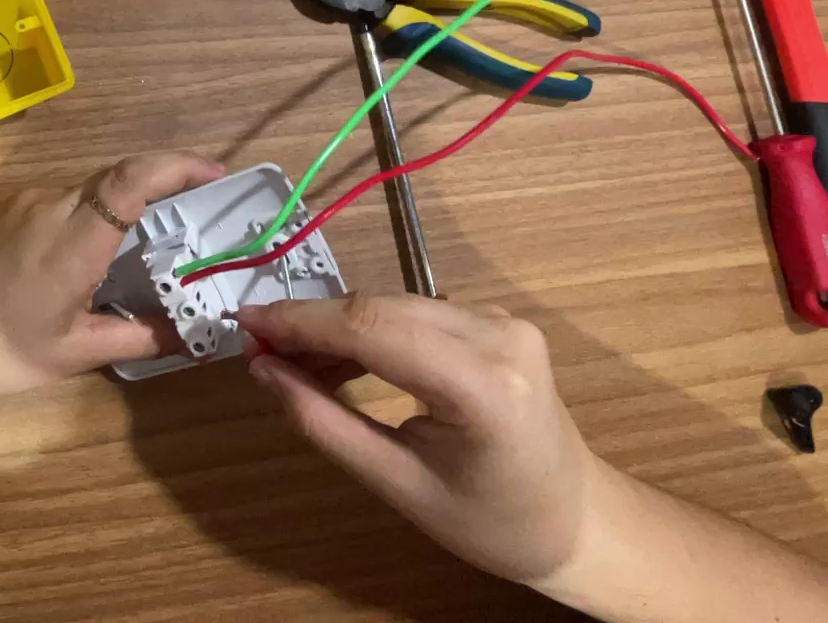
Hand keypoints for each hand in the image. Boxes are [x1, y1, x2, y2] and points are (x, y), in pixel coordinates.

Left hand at [0, 151, 225, 400]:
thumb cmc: (1, 350)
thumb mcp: (76, 351)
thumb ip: (139, 336)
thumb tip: (190, 333)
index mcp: (74, 239)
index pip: (131, 179)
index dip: (177, 166)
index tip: (215, 175)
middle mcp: (52, 206)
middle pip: (119, 175)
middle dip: (166, 180)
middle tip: (200, 208)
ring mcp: (27, 203)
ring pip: (92, 187)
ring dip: (129, 200)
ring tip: (154, 237)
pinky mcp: (10, 209)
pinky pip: (66, 199)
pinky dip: (96, 212)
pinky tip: (98, 250)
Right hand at [235, 294, 593, 583]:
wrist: (582, 522)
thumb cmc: (492, 522)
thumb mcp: (398, 484)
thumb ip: (323, 420)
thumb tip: (261, 368)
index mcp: (484, 386)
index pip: (371, 329)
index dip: (300, 321)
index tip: (245, 322)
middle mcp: (497, 334)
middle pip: (377, 308)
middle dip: (310, 324)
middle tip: (258, 347)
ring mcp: (500, 319)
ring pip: (388, 304)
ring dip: (335, 327)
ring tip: (290, 360)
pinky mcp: (492, 318)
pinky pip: (409, 311)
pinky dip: (365, 330)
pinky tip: (336, 357)